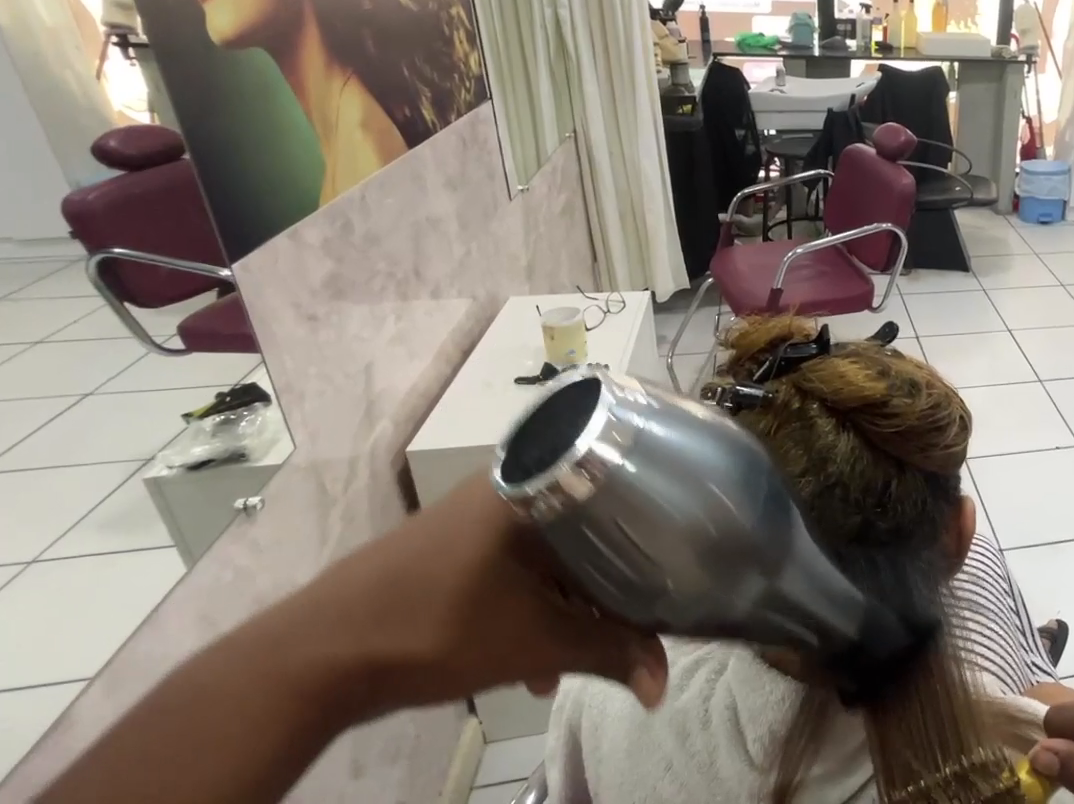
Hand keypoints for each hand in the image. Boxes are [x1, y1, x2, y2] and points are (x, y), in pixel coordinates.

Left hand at [272, 474, 667, 721]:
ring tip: (566, 660)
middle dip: (601, 592)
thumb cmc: (437, 628)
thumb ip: (608, 655)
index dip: (649, 544)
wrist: (312, 659)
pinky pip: (512, 565)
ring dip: (564, 606)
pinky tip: (528, 658)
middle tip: (616, 631)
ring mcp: (471, 514)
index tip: (666, 582)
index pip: (619, 501)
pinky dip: (528, 605)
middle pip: (585, 532)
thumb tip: (662, 684)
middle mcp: (507, 485)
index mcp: (535, 482)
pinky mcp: (447, 545)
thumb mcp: (536, 642)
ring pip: (548, 554)